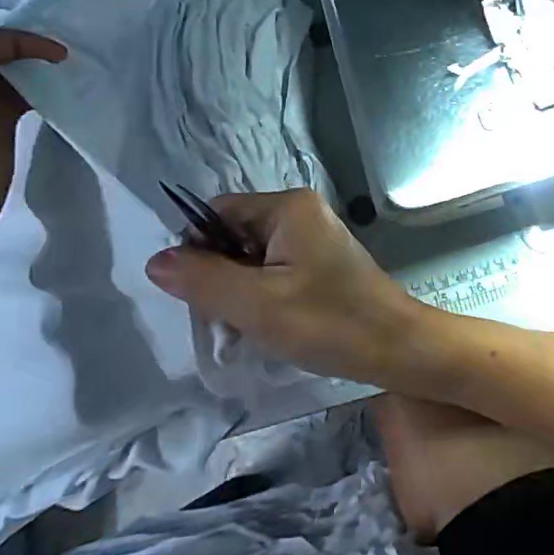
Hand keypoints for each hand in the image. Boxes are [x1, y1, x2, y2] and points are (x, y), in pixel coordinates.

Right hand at [144, 189, 432, 383]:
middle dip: (221, 277)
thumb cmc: (329, 322)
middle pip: (234, 236)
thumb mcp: (257, 304)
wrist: (397, 347)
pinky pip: (275, 271)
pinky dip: (264, 297)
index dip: (198, 250)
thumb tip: (156, 260)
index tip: (200, 295)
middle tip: (228, 318)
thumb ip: (203, 280)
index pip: (217, 213)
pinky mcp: (323, 264)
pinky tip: (271, 326)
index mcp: (288, 207)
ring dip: (241, 292)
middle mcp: (302, 213)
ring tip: (250, 327)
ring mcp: (315, 238)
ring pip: (252, 258)